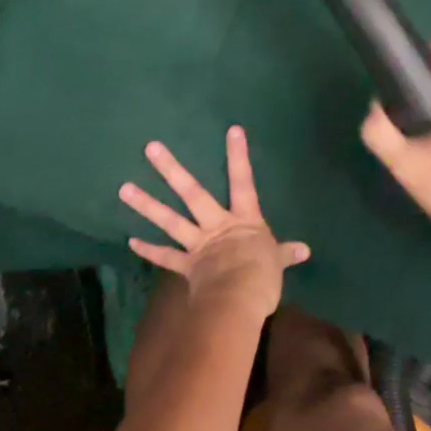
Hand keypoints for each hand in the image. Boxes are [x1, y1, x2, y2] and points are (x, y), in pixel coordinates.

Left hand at [120, 126, 310, 320]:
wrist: (240, 300)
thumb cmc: (263, 277)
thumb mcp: (278, 262)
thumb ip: (286, 253)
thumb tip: (306, 250)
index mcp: (244, 220)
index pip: (243, 181)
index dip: (238, 156)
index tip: (232, 130)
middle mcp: (217, 225)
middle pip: (192, 193)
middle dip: (171, 170)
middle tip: (150, 148)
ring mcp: (198, 244)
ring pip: (170, 220)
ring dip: (146, 204)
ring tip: (124, 189)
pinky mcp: (187, 265)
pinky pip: (165, 256)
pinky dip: (149, 250)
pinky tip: (131, 240)